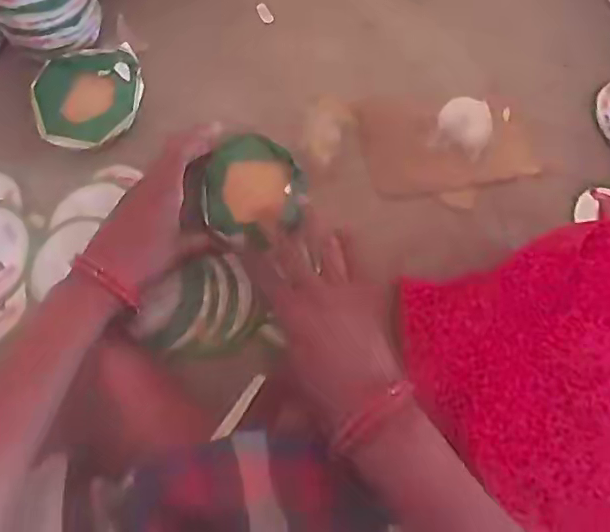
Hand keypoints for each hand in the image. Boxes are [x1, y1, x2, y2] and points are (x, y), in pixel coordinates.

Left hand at [80, 125, 222, 294]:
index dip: (200, 136)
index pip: (181, 150)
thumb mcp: (181, 252)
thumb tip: (242, 239)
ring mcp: (137, 190)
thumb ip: (211, 241)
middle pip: (171, 149)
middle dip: (193, 141)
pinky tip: (181, 183)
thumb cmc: (144, 261)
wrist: (101, 278)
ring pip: (162, 161)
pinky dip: (171, 169)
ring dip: (182, 154)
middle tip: (215, 140)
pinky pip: (155, 174)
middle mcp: (149, 182)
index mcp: (164, 187)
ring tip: (203, 158)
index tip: (218, 129)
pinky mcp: (130, 201)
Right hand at [243, 211, 404, 431]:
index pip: (264, 276)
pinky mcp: (364, 293)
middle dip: (276, 231)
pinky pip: (356, 261)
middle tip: (267, 210)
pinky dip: (349, 245)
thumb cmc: (323, 393)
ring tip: (306, 208)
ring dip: (314, 229)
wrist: (369, 402)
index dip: (250, 256)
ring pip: (325, 250)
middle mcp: (313, 292)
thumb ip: (275, 357)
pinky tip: (343, 231)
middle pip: (291, 254)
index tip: (240, 236)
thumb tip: (263, 353)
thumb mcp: (289, 376)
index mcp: (290, 311)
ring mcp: (341, 288)